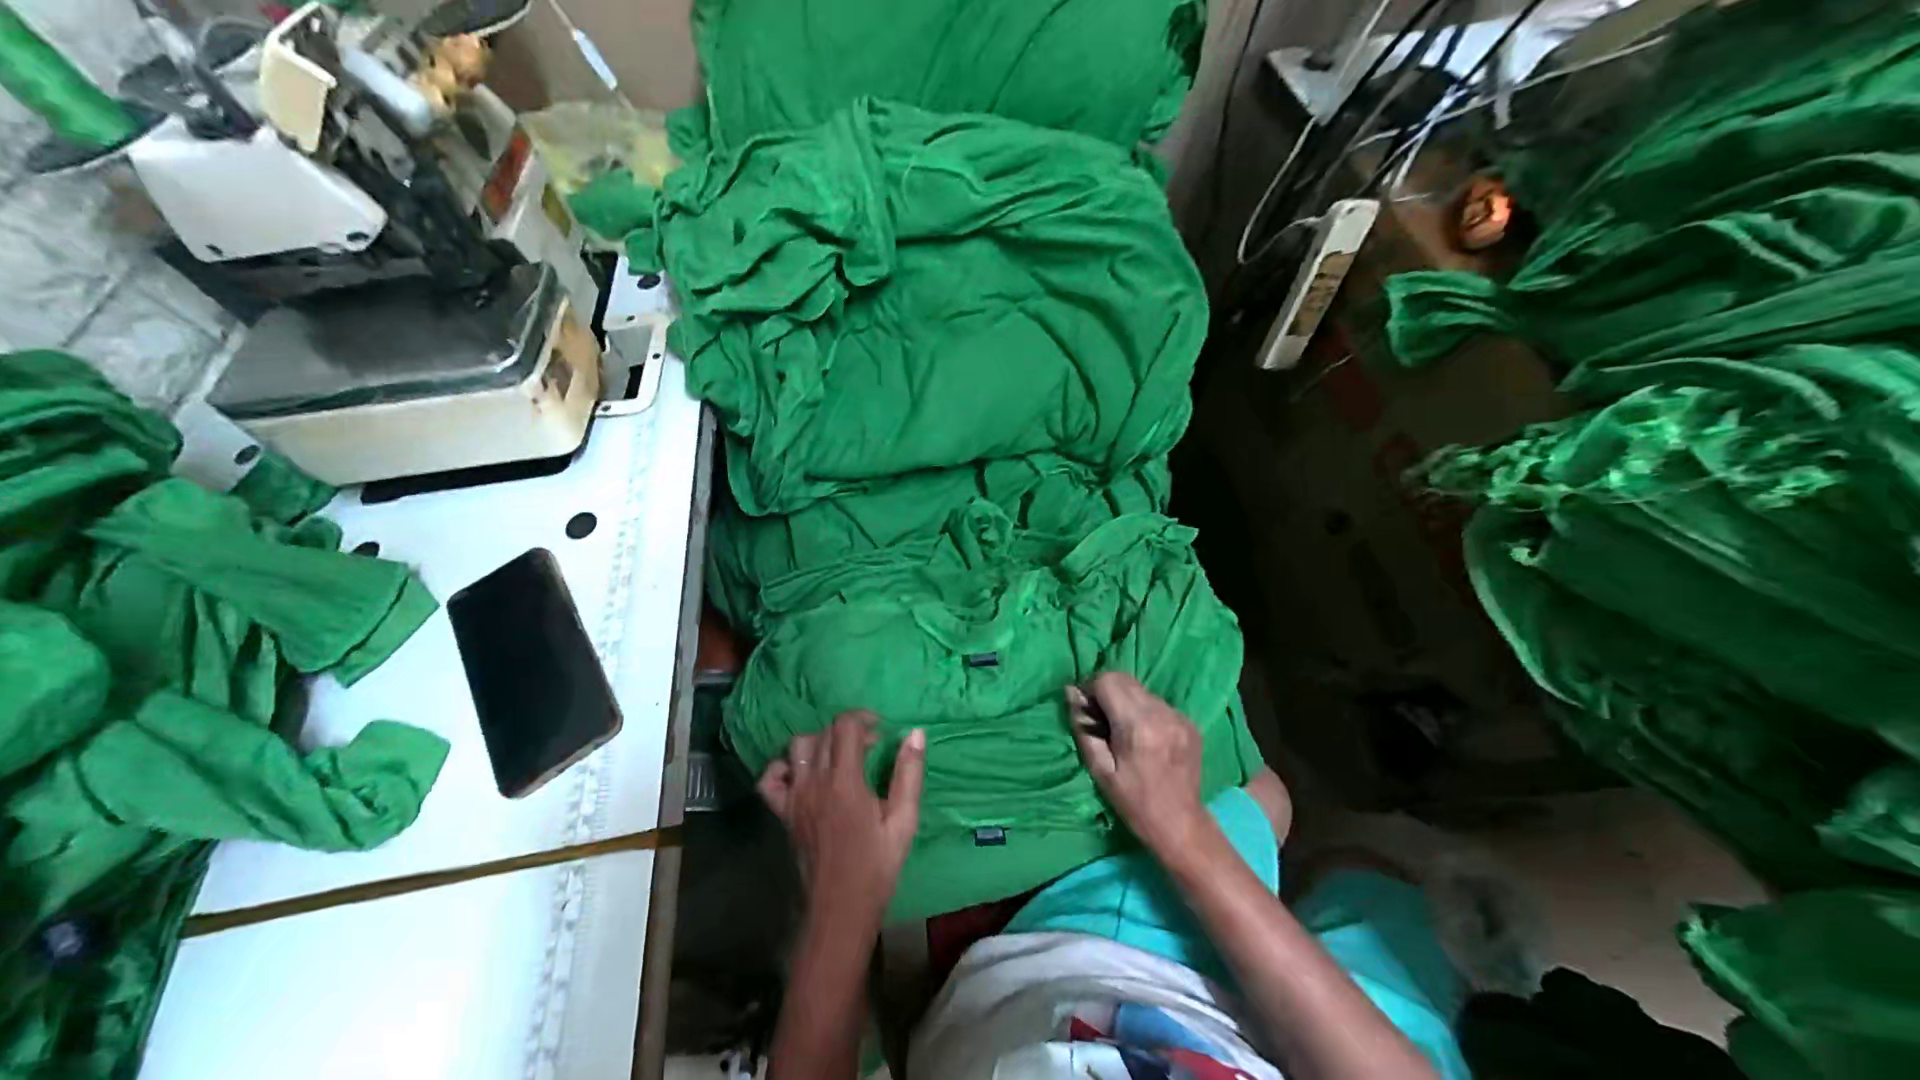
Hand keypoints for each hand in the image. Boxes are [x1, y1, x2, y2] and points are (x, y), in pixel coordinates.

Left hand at [758, 712, 925, 919]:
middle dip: (848, 731)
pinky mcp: (782, 812)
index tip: (880, 731)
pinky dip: (782, 767)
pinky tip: (802, 773)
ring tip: (839, 757)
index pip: (845, 727)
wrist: (840, 908)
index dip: (863, 719)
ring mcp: (794, 797)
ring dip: (819, 742)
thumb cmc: (877, 866)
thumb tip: (916, 733)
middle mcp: (814, 782)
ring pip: (797, 748)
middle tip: (869, 747)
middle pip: (824, 734)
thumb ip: (909, 773)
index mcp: (845, 782)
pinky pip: (770, 778)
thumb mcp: (903, 821)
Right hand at [1069, 672, 1210, 854]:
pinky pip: (1157, 704)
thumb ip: (1083, 728)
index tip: (1085, 710)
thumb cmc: (1133, 802)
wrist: (1180, 824)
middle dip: (1106, 691)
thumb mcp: (1099, 769)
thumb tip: (1071, 693)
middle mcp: (1161, 713)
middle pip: (1124, 679)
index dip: (1090, 689)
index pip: (1108, 681)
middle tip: (1100, 720)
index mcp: (1137, 725)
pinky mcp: (1189, 722)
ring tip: (1122, 731)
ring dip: (1125, 701)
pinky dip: (1144, 711)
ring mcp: (1179, 716)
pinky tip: (1143, 737)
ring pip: (1141, 690)